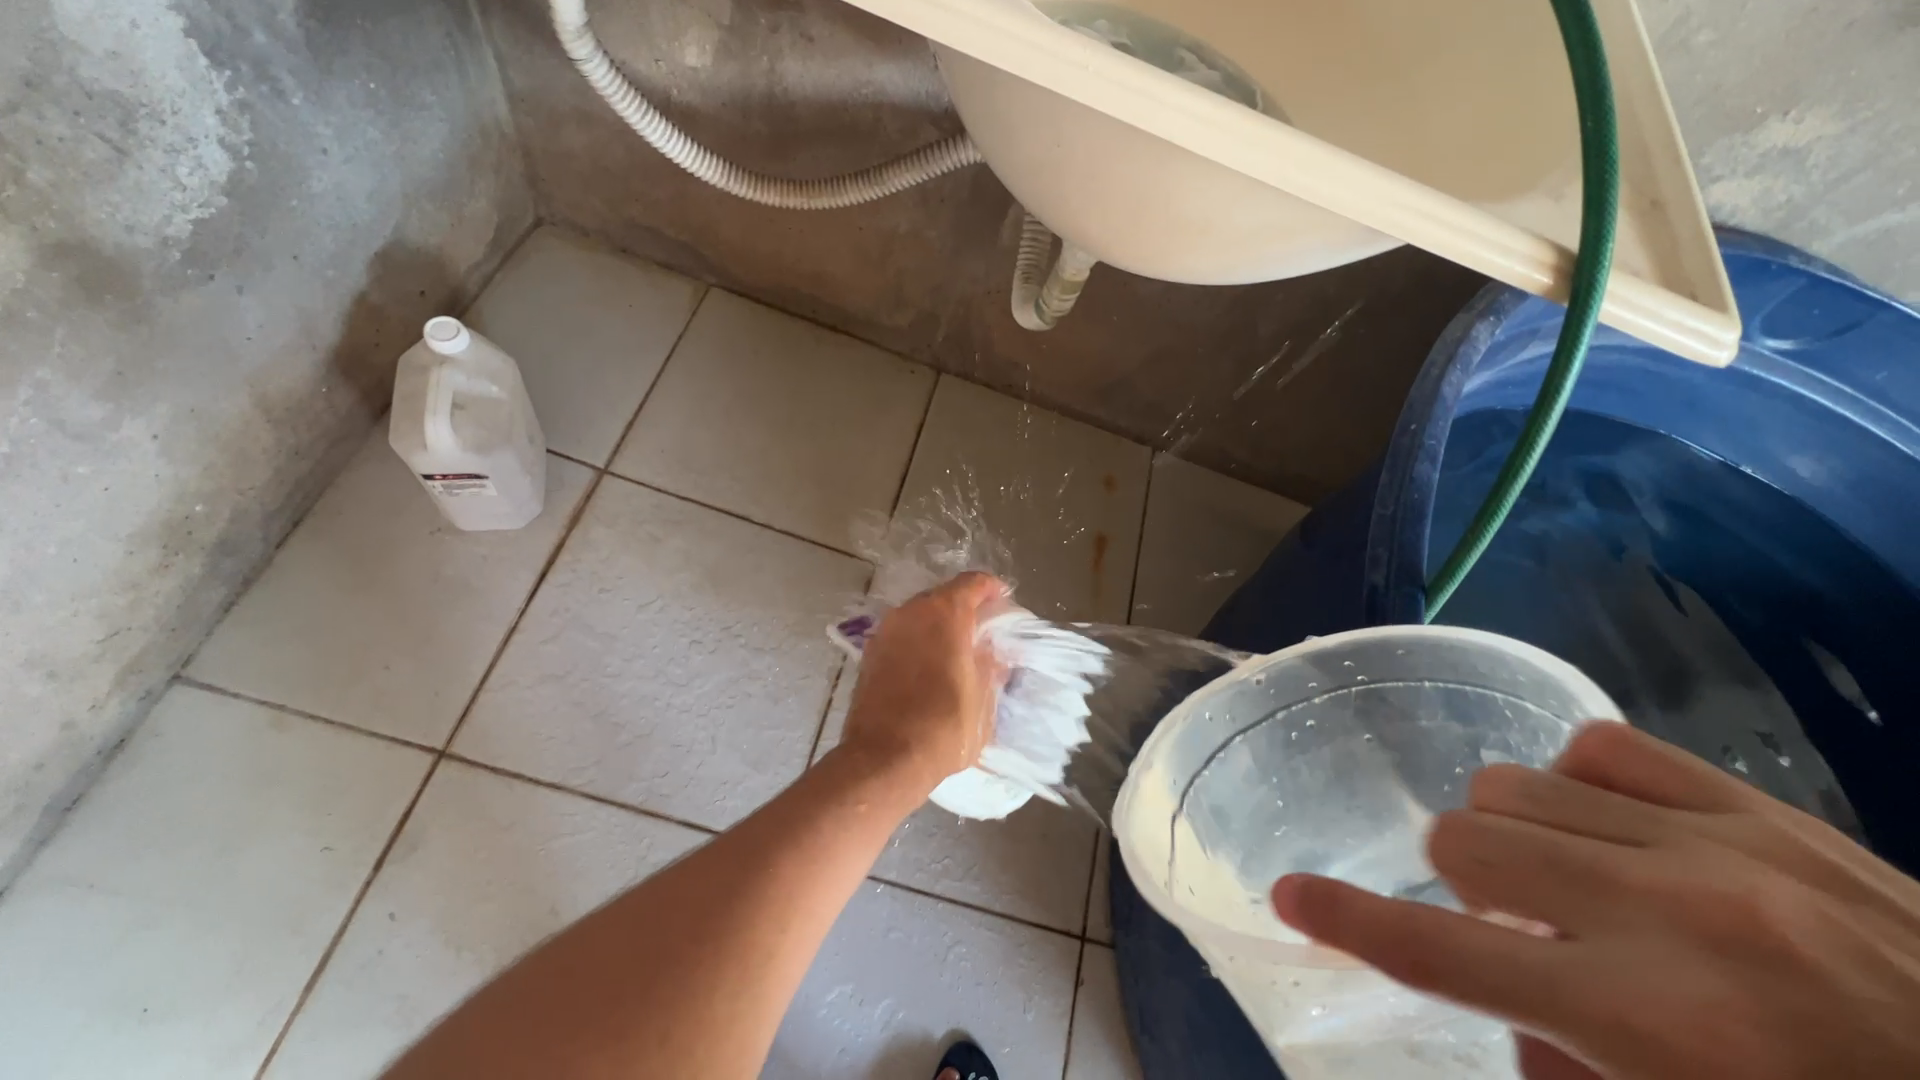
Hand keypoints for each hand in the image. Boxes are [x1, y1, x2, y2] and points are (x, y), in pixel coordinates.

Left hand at [838, 572, 1007, 797]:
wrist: (884, 759)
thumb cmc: (943, 727)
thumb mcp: (983, 700)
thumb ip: (990, 667)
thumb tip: (993, 653)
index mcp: (944, 614)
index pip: (972, 584)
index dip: (991, 589)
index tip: (1004, 601)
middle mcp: (910, 613)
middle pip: (942, 597)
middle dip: (964, 609)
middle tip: (983, 630)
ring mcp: (884, 633)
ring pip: (918, 617)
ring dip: (938, 627)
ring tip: (956, 650)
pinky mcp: (868, 656)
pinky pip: (901, 637)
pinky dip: (917, 643)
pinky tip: (929, 667)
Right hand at [1271, 722, 1919, 1079]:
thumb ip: (1564, 1064)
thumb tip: (1514, 1008)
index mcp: (1639, 1016)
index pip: (1439, 953)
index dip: (1346, 920)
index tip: (1289, 894)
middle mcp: (1659, 911)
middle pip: (1462, 841)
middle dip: (1456, 882)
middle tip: (1506, 923)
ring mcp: (1711, 842)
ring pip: (1512, 785)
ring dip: (1511, 835)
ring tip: (1565, 879)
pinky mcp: (1757, 806)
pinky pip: (1598, 746)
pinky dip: (1574, 783)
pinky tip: (1610, 827)